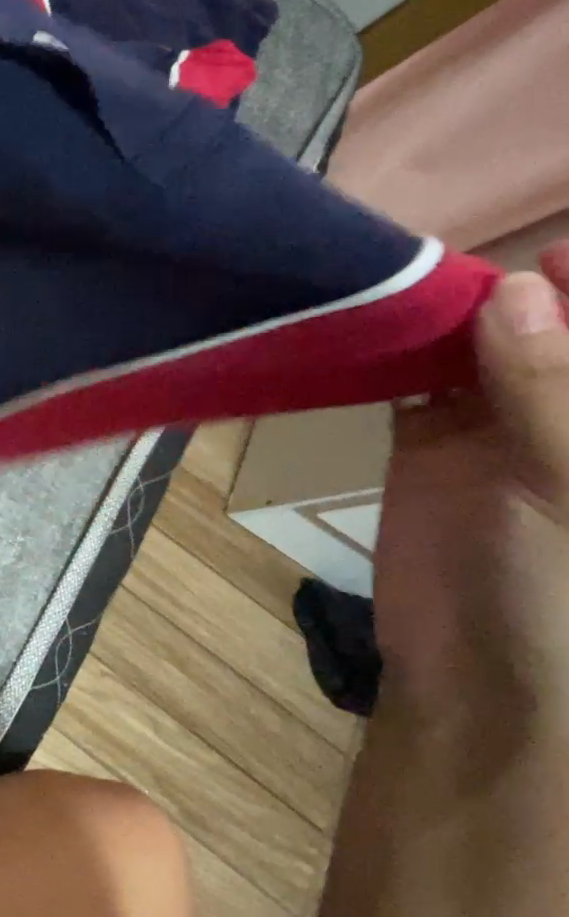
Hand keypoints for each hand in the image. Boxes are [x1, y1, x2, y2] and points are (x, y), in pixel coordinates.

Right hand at [374, 246, 568, 725]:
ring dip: (451, 312)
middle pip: (558, 329)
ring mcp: (509, 425)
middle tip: (470, 250)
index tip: (558, 242)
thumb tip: (511, 287)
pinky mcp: (433, 442)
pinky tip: (367, 322)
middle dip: (528, 286)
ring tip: (404, 271)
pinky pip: (416, 380)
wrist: (484, 675)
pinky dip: (394, 351)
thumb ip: (552, 394)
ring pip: (486, 343)